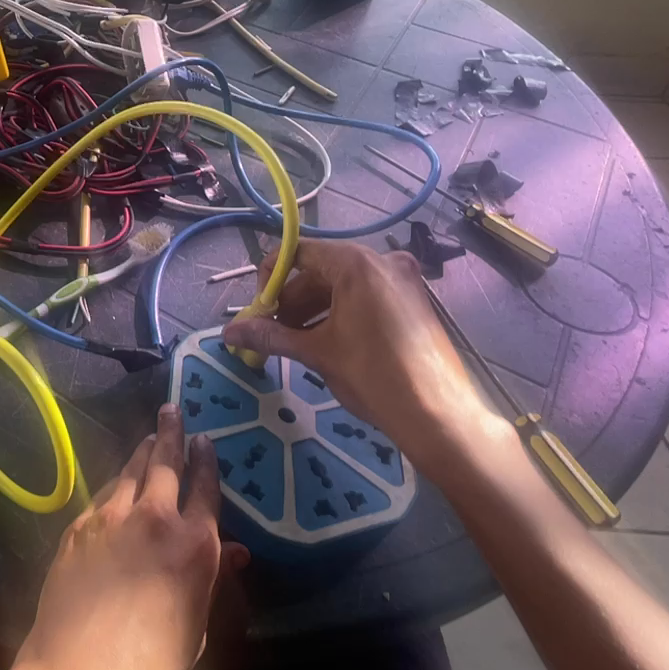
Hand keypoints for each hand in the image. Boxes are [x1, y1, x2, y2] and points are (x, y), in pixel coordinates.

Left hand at [7, 404, 248, 669]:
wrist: (83, 668)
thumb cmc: (153, 659)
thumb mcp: (197, 623)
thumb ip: (212, 576)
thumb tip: (234, 551)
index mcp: (195, 545)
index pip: (205, 488)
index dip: (206, 460)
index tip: (205, 439)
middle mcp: (156, 518)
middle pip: (166, 462)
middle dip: (172, 432)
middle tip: (172, 409)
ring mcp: (112, 516)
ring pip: (131, 469)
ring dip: (143, 450)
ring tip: (150, 435)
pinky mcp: (80, 524)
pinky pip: (104, 491)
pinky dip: (117, 480)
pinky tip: (118, 479)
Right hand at [222, 240, 503, 463]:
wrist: (440, 417)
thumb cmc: (373, 375)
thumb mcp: (316, 353)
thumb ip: (270, 335)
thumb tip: (228, 332)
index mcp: (355, 263)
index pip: (297, 252)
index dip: (270, 277)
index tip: (260, 308)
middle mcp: (380, 261)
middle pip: (319, 270)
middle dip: (291, 299)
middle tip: (273, 331)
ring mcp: (402, 280)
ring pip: (342, 285)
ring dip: (313, 309)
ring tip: (297, 342)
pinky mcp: (414, 301)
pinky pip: (366, 296)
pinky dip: (340, 313)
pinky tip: (329, 343)